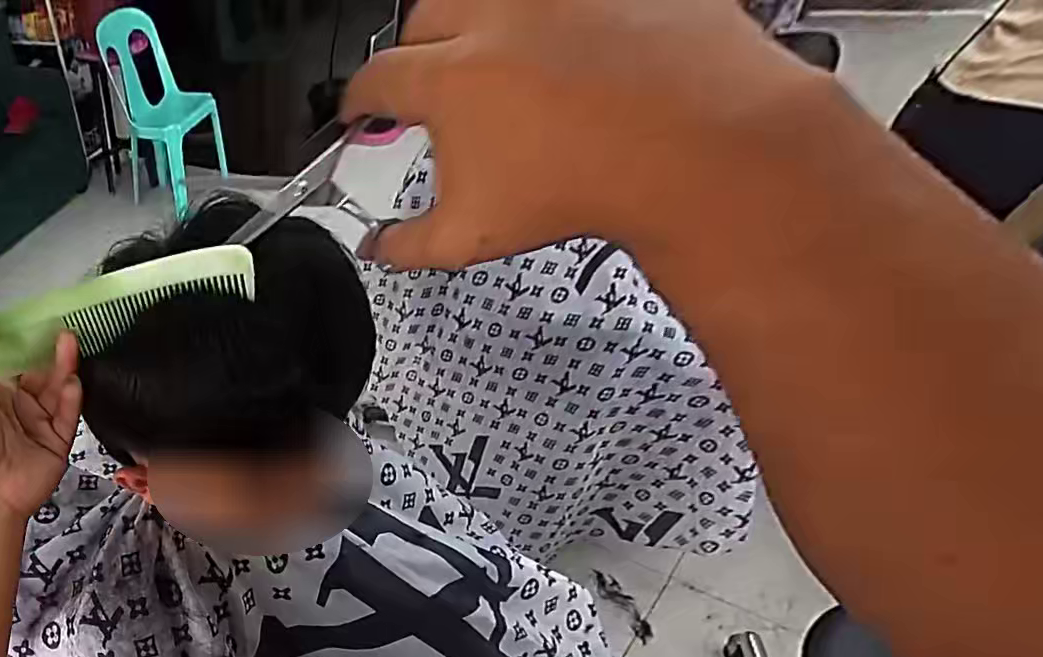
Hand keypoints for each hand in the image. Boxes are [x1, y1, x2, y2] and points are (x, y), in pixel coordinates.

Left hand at [0, 286, 81, 520]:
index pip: (11, 356)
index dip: (23, 335)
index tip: (37, 313)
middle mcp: (15, 403)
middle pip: (39, 369)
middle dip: (50, 349)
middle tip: (62, 326)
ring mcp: (39, 423)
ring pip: (57, 388)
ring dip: (63, 366)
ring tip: (70, 344)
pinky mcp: (59, 440)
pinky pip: (69, 413)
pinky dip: (71, 396)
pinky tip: (71, 382)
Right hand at [344, 0, 830, 267]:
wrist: (686, 150)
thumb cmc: (578, 186)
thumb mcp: (465, 237)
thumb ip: (404, 245)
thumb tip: (377, 247)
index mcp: (452, 78)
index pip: (376, 78)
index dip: (357, 101)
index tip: (359, 113)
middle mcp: (499, 17)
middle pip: (422, 15)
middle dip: (408, 53)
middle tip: (417, 87)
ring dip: (467, 23)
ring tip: (478, 60)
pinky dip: (536, 20)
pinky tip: (544, 51)